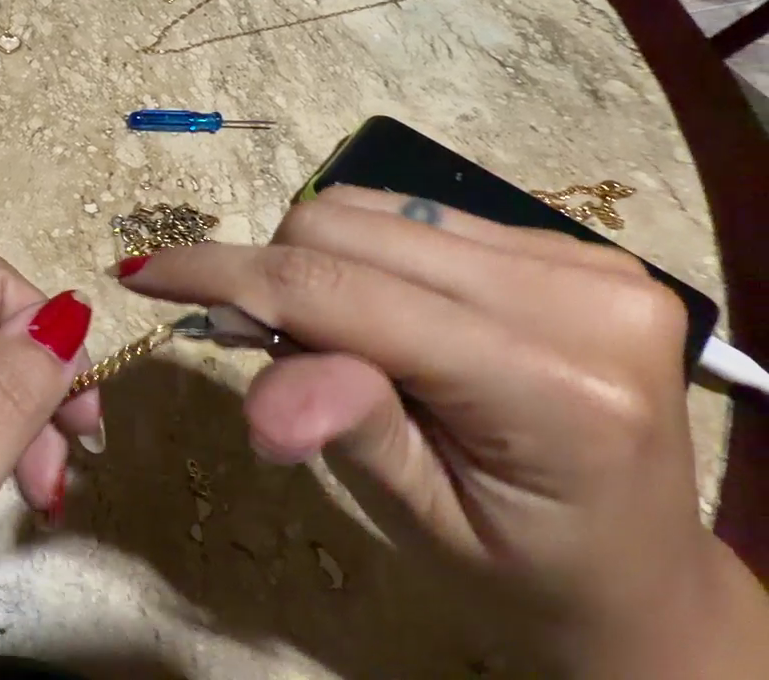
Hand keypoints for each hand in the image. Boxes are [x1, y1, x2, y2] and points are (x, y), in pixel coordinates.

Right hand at [118, 186, 768, 675]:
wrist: (638, 571)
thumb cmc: (514, 561)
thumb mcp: (415, 512)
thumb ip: (343, 427)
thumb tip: (257, 404)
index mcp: (552, 388)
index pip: (338, 292)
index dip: (222, 276)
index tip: (140, 274)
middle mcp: (580, 298)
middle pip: (341, 229)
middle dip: (267, 276)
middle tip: (253, 343)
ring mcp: (584, 261)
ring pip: (364, 207)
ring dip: (307, 262)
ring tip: (317, 332)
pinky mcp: (567, 246)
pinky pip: (405, 212)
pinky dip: (354, 253)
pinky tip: (369, 308)